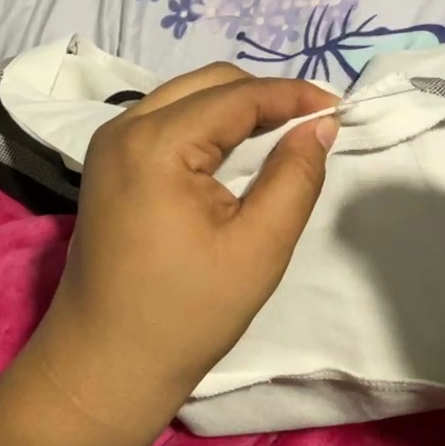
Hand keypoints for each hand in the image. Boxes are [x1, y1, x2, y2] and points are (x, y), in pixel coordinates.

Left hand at [27, 65, 337, 437]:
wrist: (105, 361)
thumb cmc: (186, 313)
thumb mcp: (258, 248)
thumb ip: (295, 177)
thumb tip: (319, 123)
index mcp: (155, 143)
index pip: (236, 97)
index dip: (292, 96)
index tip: (339, 108)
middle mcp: (124, 126)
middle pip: (207, 84)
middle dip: (264, 96)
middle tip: (311, 124)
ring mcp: (109, 143)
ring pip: (185, 97)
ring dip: (234, 108)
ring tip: (282, 134)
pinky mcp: (107, 162)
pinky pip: (165, 120)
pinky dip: (206, 125)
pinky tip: (235, 151)